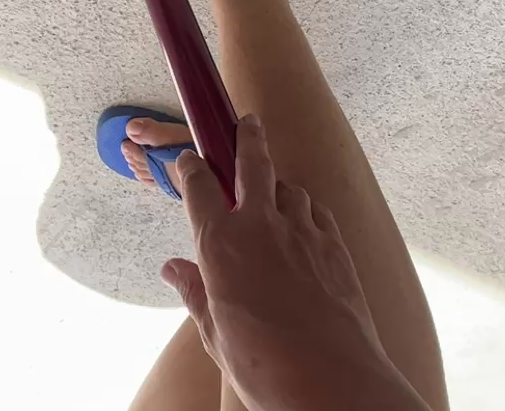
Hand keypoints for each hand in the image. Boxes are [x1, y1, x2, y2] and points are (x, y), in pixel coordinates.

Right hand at [164, 117, 429, 410]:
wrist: (332, 384)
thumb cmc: (266, 367)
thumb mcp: (216, 336)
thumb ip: (195, 293)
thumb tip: (172, 269)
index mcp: (220, 244)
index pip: (197, 185)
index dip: (190, 167)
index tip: (188, 161)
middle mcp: (258, 225)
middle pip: (251, 161)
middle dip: (247, 136)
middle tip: (248, 122)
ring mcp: (299, 230)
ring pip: (288, 187)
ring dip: (279, 186)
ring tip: (276, 193)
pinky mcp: (332, 245)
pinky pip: (316, 212)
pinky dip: (307, 211)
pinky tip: (304, 224)